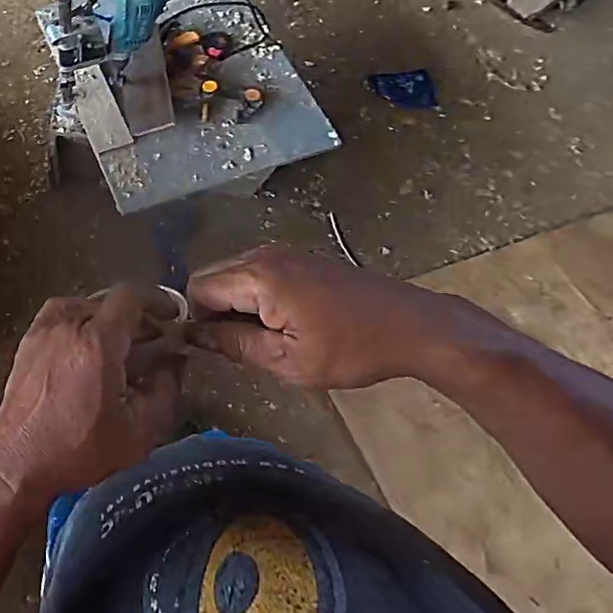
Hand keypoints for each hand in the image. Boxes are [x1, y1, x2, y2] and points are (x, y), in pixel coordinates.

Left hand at [0, 286, 185, 505]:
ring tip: (122, 347)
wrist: (19, 458)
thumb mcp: (139, 429)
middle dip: (135, 317)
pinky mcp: (27, 342)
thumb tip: (174, 362)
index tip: (172, 315)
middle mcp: (64, 326)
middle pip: (105, 302)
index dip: (156, 299)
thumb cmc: (79, 449)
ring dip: (106, 319)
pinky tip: (90, 352)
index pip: (128, 297)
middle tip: (153, 341)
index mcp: (95, 342)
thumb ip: (165, 389)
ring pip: (81, 306)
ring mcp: (41, 331)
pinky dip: (80, 324)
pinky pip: (59, 317)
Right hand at [186, 245, 502, 389]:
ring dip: (232, 301)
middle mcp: (263, 255)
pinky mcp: (296, 257)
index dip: (198, 319)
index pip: (198, 290)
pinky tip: (280, 318)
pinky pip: (252, 271)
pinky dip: (252, 293)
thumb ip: (234, 344)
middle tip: (239, 342)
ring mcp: (281, 252)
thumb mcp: (289, 360)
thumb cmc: (355, 349)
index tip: (218, 345)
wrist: (419, 328)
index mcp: (257, 277)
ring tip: (262, 332)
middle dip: (213, 309)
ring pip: (229, 273)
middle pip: (209, 276)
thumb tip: (193, 336)